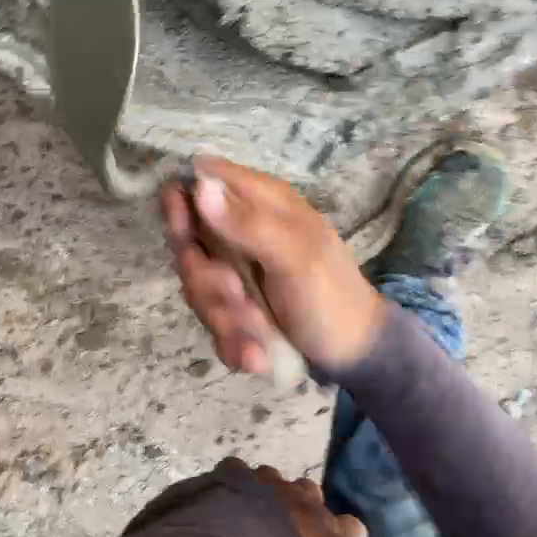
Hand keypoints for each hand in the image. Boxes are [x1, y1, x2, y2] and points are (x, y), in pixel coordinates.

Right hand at [160, 156, 388, 374]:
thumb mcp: (297, 257)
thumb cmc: (334, 296)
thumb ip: (249, 222)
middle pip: (186, 241)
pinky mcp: (230, 304)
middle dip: (207, 281)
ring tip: (259, 340)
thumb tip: (200, 186)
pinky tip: (257, 356)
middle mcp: (238, 229)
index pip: (199, 181)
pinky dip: (231, 341)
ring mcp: (232, 268)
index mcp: (258, 200)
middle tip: (238, 298)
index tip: (187, 242)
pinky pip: (209, 318)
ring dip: (224, 318)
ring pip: (195, 286)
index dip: (181, 207)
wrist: (355, 356)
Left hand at [242, 460, 366, 536]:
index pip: (354, 529)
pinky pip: (238, 472)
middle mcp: (306, 502)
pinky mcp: (235, 473)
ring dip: (269, 495)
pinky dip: (235, 484)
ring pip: (276, 479)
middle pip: (312, 495)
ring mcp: (270, 482)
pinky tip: (225, 501)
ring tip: (253, 518)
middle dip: (303, 508)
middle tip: (287, 534)